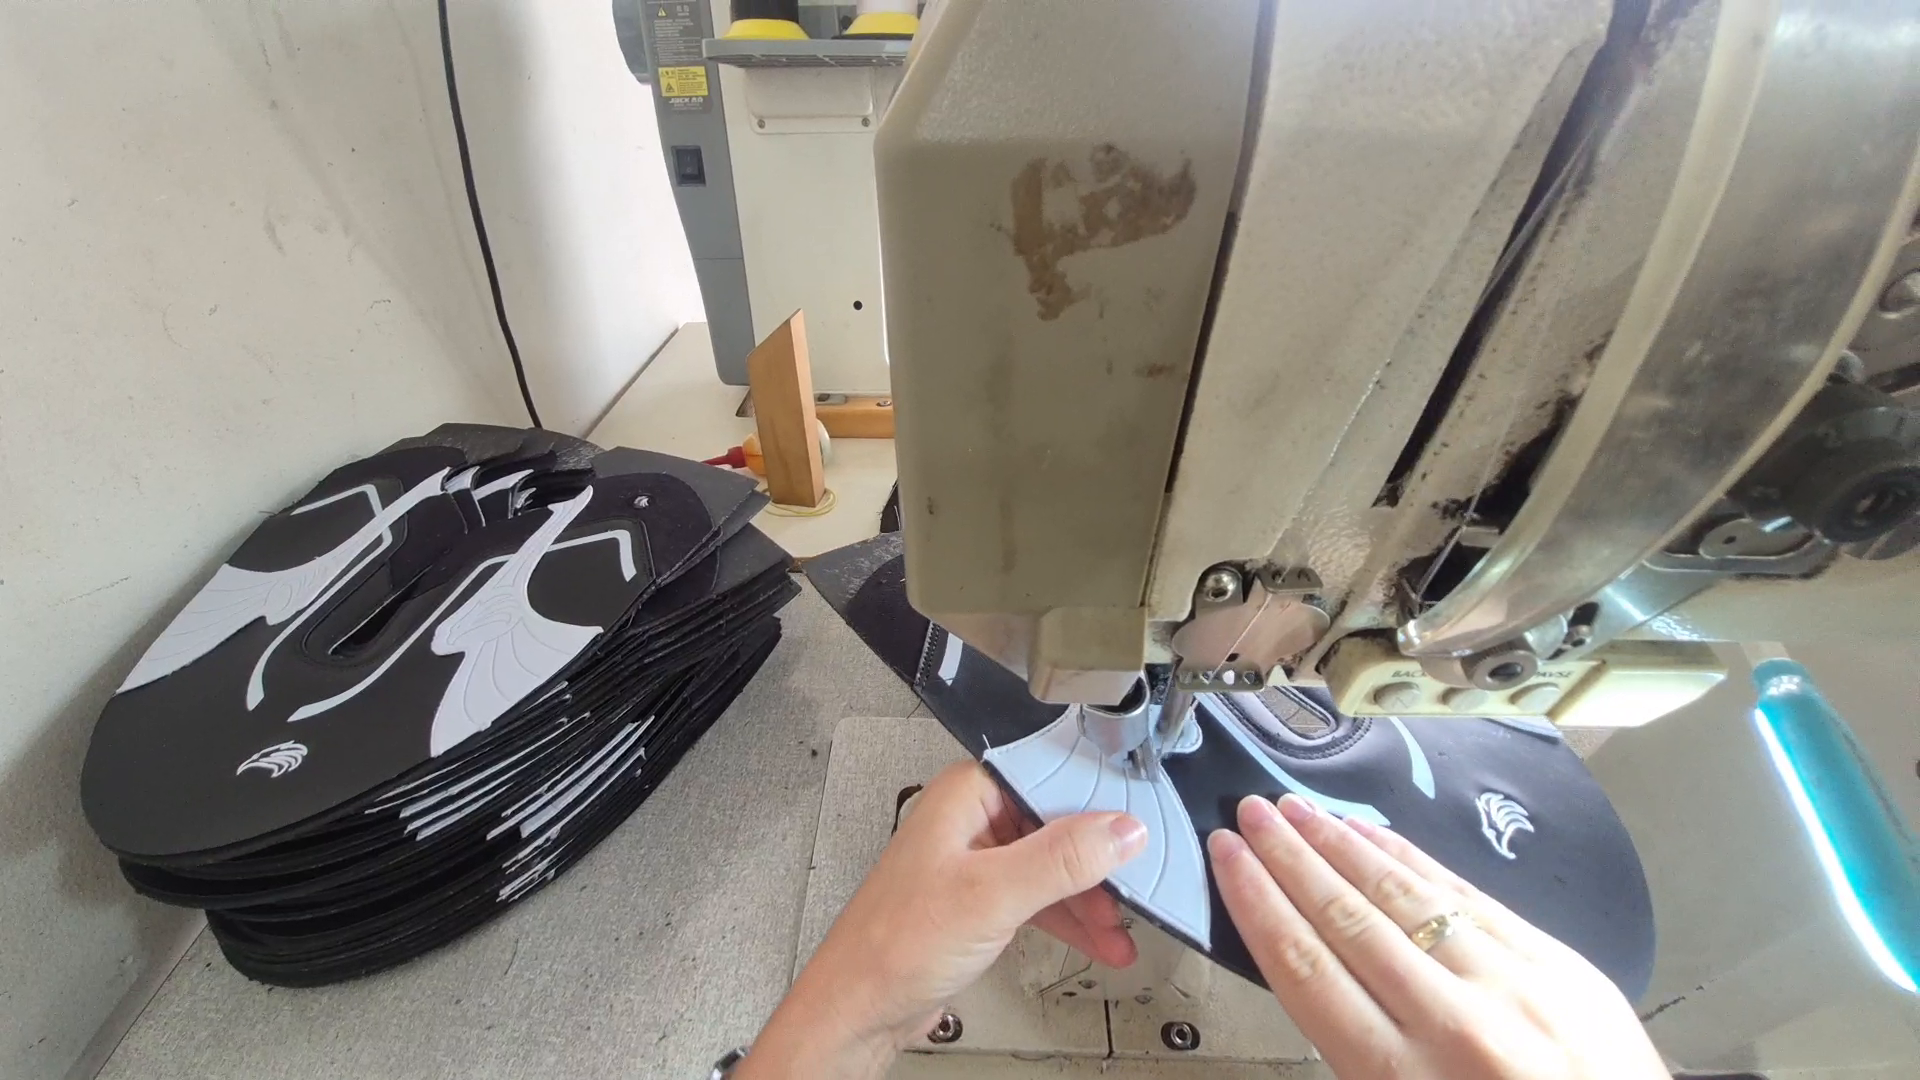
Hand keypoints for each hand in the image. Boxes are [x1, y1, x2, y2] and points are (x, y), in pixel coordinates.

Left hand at [737, 762, 1147, 1078]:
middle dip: (1095, 861)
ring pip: (1048, 864)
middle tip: (1133, 886)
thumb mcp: (992, 894)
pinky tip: (1098, 941)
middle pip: (1053, 823)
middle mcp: (971, 818)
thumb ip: (1060, 859)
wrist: (859, 1008)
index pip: (1047, 778)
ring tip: (1120, 926)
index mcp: (967, 793)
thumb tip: (1119, 830)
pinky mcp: (979, 899)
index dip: (1094, 802)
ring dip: (1087, 897)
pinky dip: (1067, 918)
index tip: (1135, 826)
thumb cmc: (895, 941)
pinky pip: (1037, 896)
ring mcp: (976, 860)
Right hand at [1210, 794, 1667, 1079]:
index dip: (1256, 900)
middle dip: (1286, 856)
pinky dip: (1408, 856)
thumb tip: (1302, 953)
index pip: (1304, 966)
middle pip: (1346, 917)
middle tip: (1249, 811)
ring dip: (1338, 843)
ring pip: (1403, 893)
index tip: (1225, 854)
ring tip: (1294, 809)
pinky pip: (1465, 894)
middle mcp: (1459, 1030)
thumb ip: (1349, 1045)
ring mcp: (1519, 990)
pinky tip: (1369, 831)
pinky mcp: (1565, 967)